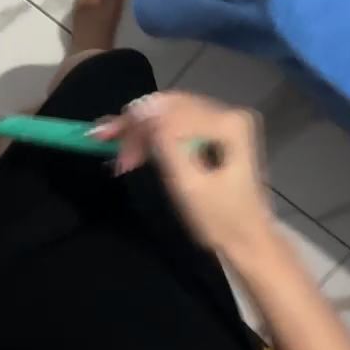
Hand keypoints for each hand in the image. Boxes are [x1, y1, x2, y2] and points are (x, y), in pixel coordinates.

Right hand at [91, 92, 276, 255]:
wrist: (248, 240)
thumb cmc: (219, 219)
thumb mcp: (187, 184)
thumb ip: (164, 143)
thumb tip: (140, 108)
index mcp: (228, 124)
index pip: (169, 113)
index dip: (135, 125)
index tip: (106, 142)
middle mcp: (229, 113)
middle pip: (168, 108)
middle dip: (134, 125)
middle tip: (101, 138)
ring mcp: (224, 121)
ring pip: (168, 114)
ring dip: (140, 130)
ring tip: (112, 142)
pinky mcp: (217, 130)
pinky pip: (177, 122)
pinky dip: (154, 134)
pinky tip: (132, 143)